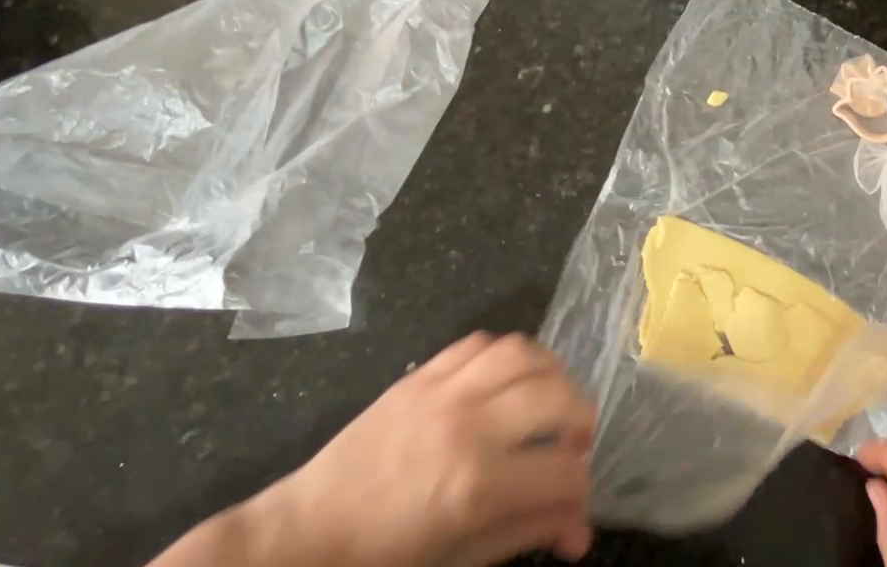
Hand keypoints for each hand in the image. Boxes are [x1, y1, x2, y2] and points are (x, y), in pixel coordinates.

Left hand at [153, 332, 597, 566]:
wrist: (304, 536)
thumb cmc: (384, 559)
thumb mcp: (461, 558)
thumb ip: (527, 532)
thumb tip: (579, 531)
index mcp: (478, 485)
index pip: (565, 472)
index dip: (580, 490)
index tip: (571, 505)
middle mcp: (469, 426)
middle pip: (558, 394)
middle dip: (582, 418)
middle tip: (571, 443)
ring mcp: (443, 392)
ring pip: (525, 352)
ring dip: (552, 373)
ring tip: (547, 401)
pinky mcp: (420, 375)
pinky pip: (480, 342)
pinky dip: (506, 356)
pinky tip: (505, 382)